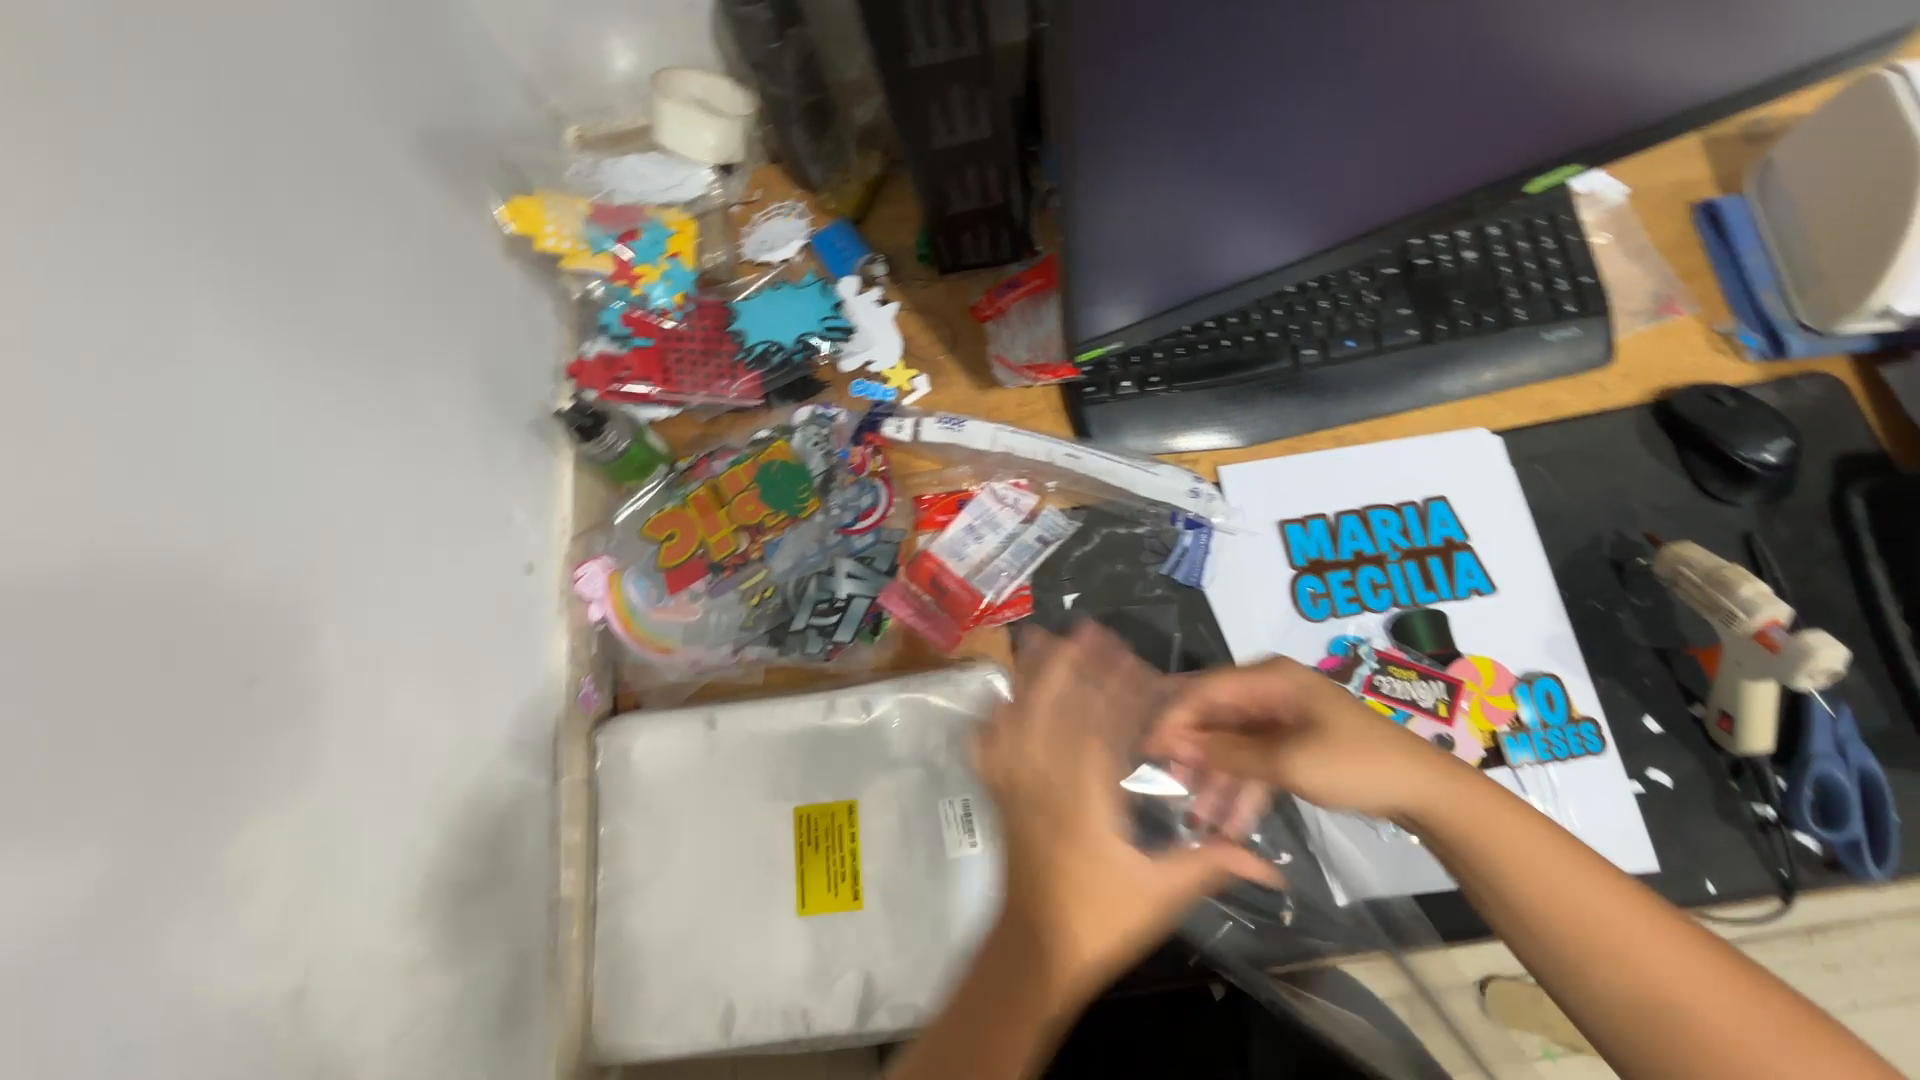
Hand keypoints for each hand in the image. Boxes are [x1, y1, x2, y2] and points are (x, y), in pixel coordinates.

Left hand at [974, 623, 1278, 1006]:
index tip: (1131, 656)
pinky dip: (991, 721)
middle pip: (1054, 711)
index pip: (1102, 730)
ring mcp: (1016, 790)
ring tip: (1038, 638)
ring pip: (1018, 721)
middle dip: (1070, 665)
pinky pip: (988, 752)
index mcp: (1087, 801)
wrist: (1033, 954)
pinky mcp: (1000, 800)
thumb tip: (1273, 863)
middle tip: (1084, 628)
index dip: (1116, 689)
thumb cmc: (1100, 923)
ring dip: (1031, 677)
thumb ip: (1211, 866)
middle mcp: (1046, 784)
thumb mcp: (1161, 896)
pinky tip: (994, 698)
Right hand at [1145, 655, 1467, 821]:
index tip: (1146, 752)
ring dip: (1216, 780)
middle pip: (1215, 718)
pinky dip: (1242, 788)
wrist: (1425, 792)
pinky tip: (1228, 825)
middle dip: (1192, 755)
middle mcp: (1271, 691)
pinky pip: (1254, 761)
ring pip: (1233, 745)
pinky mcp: (1293, 743)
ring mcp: (1282, 718)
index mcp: (1270, 678)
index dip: (1173, 720)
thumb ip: (1227, 754)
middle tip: (1166, 787)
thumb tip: (1174, 746)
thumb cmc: (1355, 765)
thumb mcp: (1286, 762)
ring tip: (1195, 819)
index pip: (1205, 691)